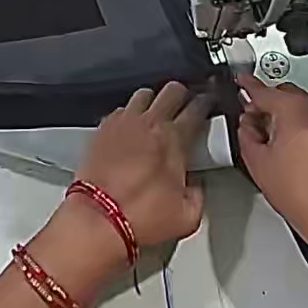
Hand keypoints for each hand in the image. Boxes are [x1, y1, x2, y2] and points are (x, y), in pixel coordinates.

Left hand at [73, 82, 211, 247]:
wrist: (99, 218)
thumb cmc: (139, 216)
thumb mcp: (187, 216)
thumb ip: (198, 195)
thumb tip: (195, 188)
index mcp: (175, 139)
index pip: (197, 108)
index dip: (207, 102)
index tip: (208, 104)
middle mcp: (150, 124)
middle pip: (172, 90)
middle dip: (182, 94)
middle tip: (185, 104)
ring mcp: (124, 123)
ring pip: (144, 94)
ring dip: (154, 100)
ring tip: (157, 113)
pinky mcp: (103, 129)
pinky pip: (120, 110)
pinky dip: (129, 114)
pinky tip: (131, 127)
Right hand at [236, 75, 307, 248]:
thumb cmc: (305, 194)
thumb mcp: (256, 162)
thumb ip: (245, 135)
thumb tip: (246, 127)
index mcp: (293, 110)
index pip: (262, 89)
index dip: (246, 85)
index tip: (239, 81)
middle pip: (282, 94)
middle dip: (264, 103)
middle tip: (248, 117)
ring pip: (296, 107)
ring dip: (279, 115)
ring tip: (263, 139)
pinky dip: (293, 127)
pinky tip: (282, 150)